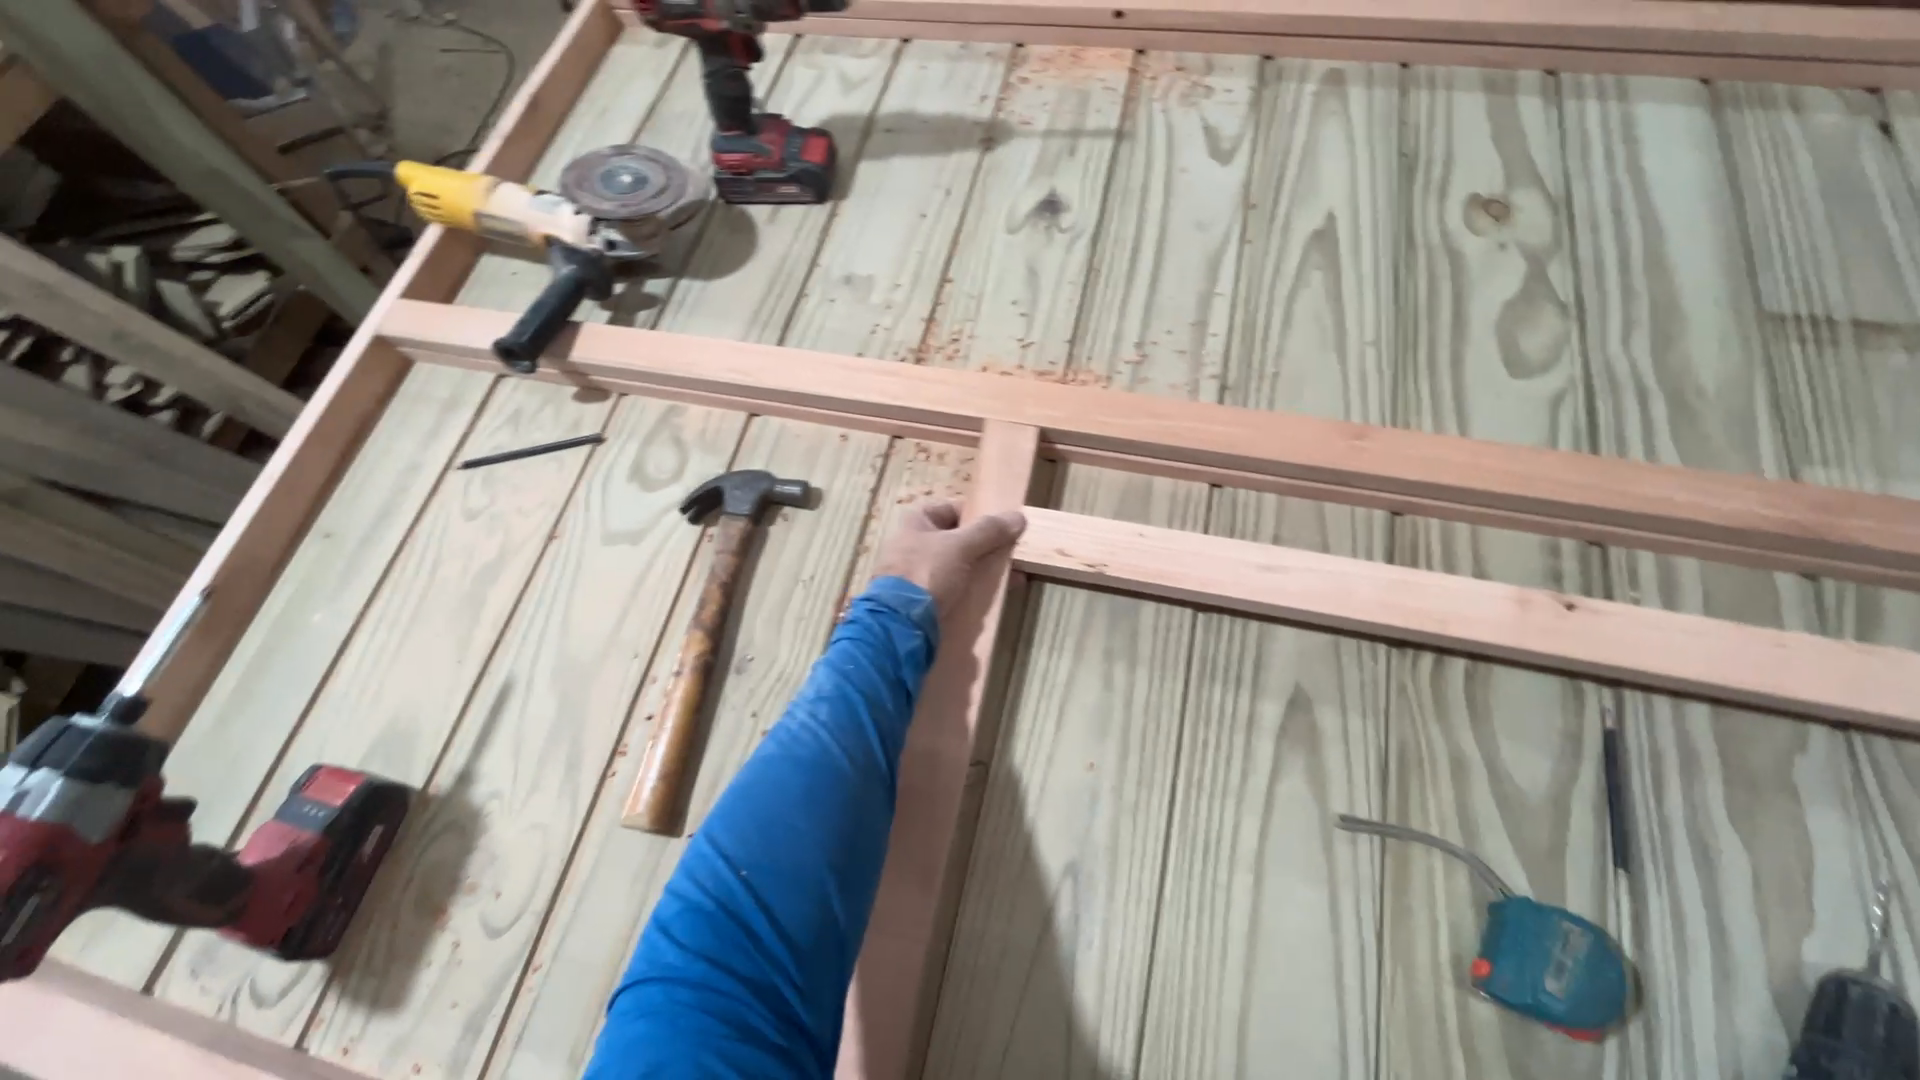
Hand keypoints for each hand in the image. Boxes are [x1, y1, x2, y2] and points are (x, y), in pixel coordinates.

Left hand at [871, 500, 1025, 616]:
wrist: (900, 623)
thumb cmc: (928, 573)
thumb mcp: (960, 546)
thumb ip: (989, 531)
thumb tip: (1019, 517)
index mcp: (916, 522)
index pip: (953, 509)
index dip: (978, 515)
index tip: (1004, 527)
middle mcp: (914, 544)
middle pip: (958, 540)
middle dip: (986, 547)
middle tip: (1012, 555)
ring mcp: (917, 573)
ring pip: (959, 567)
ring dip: (983, 571)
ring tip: (1011, 578)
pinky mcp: (923, 600)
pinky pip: (954, 590)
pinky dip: (972, 591)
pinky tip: (993, 597)